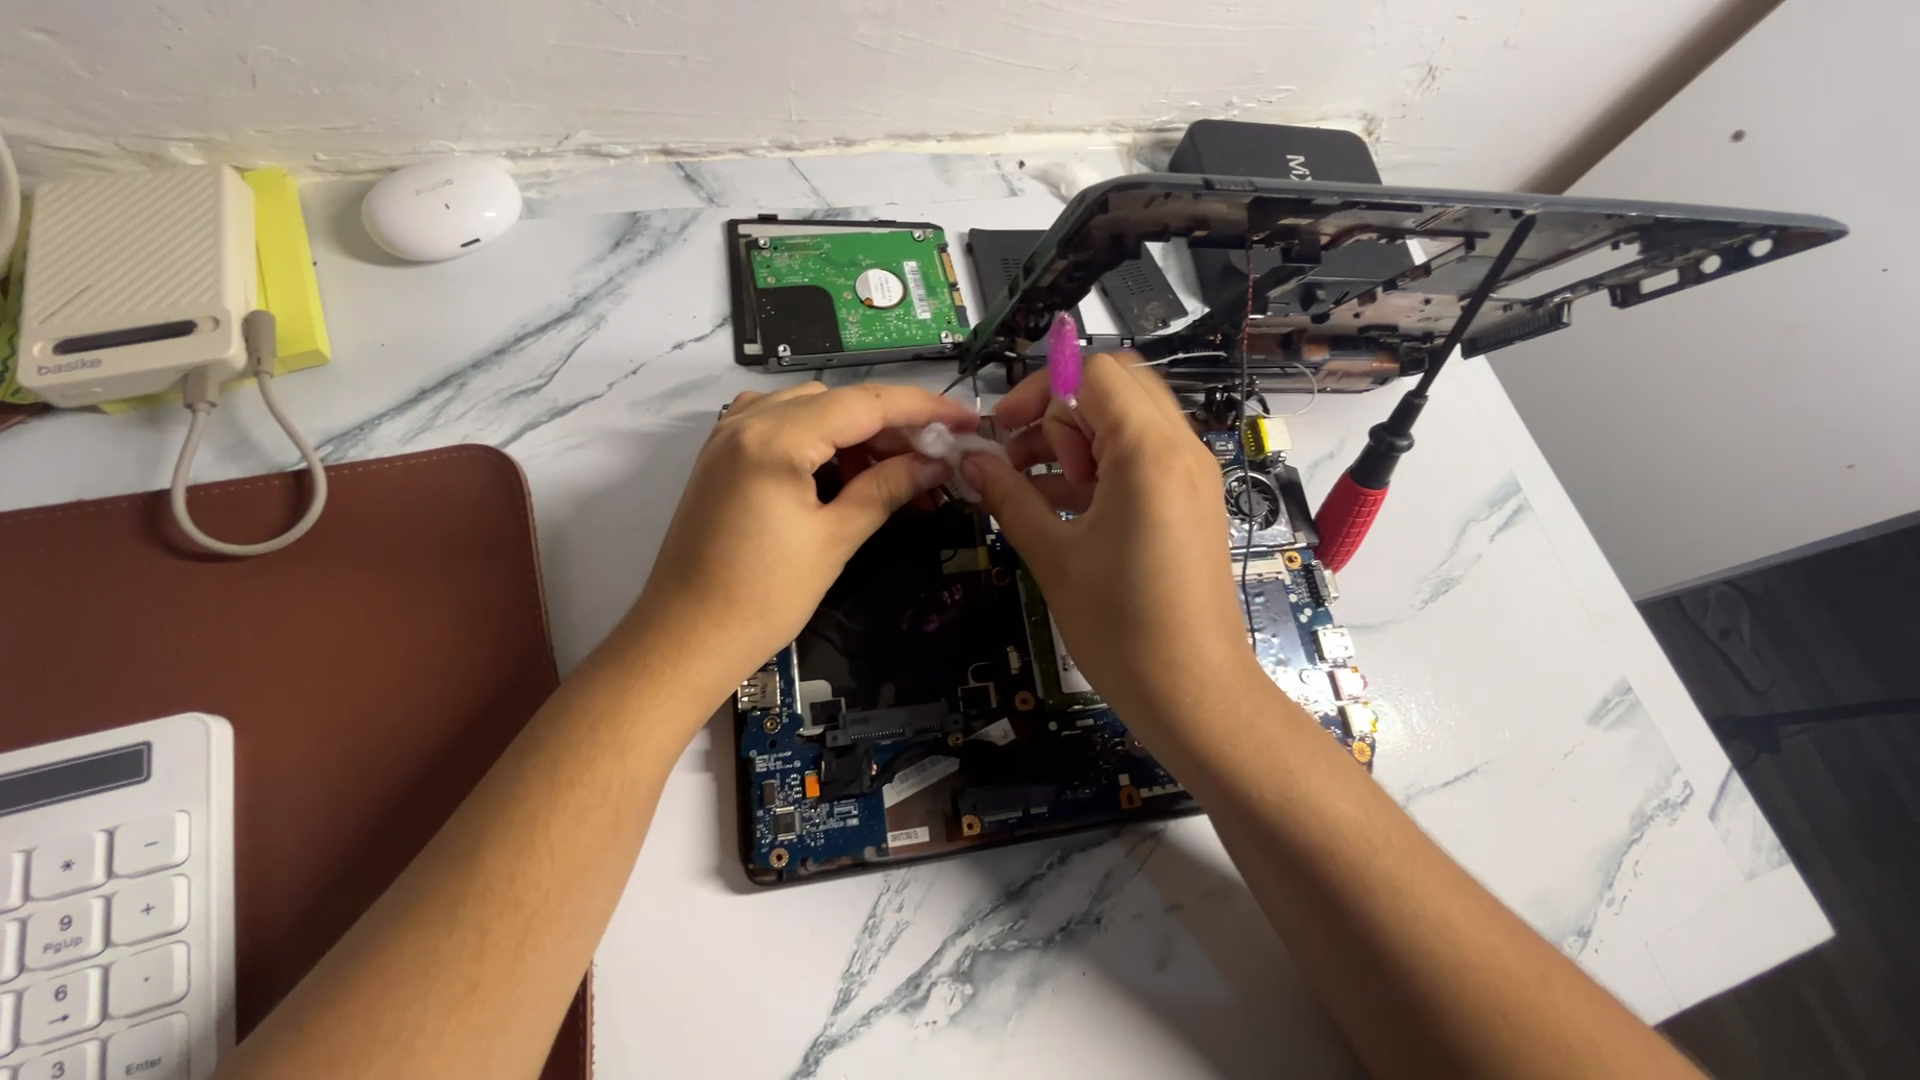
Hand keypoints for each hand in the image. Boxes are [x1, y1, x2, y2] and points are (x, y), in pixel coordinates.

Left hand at [624, 382, 977, 699]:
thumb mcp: (835, 540)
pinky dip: (822, 442)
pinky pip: (783, 428)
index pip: (865, 402)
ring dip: (858, 434)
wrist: (685, 639)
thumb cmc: (763, 598)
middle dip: (891, 426)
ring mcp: (729, 436)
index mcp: (774, 437)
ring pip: (812, 411)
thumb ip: (886, 489)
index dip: (922, 408)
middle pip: (838, 402)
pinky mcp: (723, 457)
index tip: (966, 421)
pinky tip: (846, 472)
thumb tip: (936, 463)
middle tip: (935, 461)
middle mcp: (747, 420)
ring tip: (897, 474)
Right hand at [962, 354, 1261, 724]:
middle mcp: (1180, 449)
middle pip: (1112, 390)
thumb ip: (1008, 497)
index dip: (1038, 390)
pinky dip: (1101, 470)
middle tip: (1025, 465)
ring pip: (1126, 424)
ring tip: (1034, 493)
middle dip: (1057, 416)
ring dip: (1076, 444)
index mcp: (1148, 451)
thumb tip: (969, 461)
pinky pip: (1141, 461)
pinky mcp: (1191, 504)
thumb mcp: (1053, 556)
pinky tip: (1061, 511)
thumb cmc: (1121, 626)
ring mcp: (1192, 476)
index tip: (1003, 431)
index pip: (1092, 372)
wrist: (1194, 693)